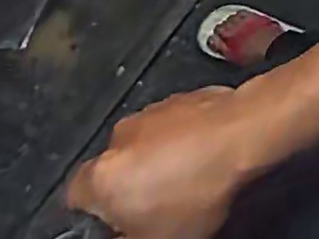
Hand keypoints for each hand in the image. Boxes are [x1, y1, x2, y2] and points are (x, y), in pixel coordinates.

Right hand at [66, 86, 283, 238]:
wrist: (243, 131)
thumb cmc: (196, 191)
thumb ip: (128, 237)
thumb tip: (126, 230)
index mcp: (102, 174)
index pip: (76, 196)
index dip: (96, 213)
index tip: (119, 222)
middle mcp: (121, 134)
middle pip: (114, 165)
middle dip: (131, 181)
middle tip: (157, 201)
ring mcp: (156, 108)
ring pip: (146, 140)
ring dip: (159, 155)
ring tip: (189, 172)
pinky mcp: (187, 94)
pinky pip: (176, 121)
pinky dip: (184, 134)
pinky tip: (206, 148)